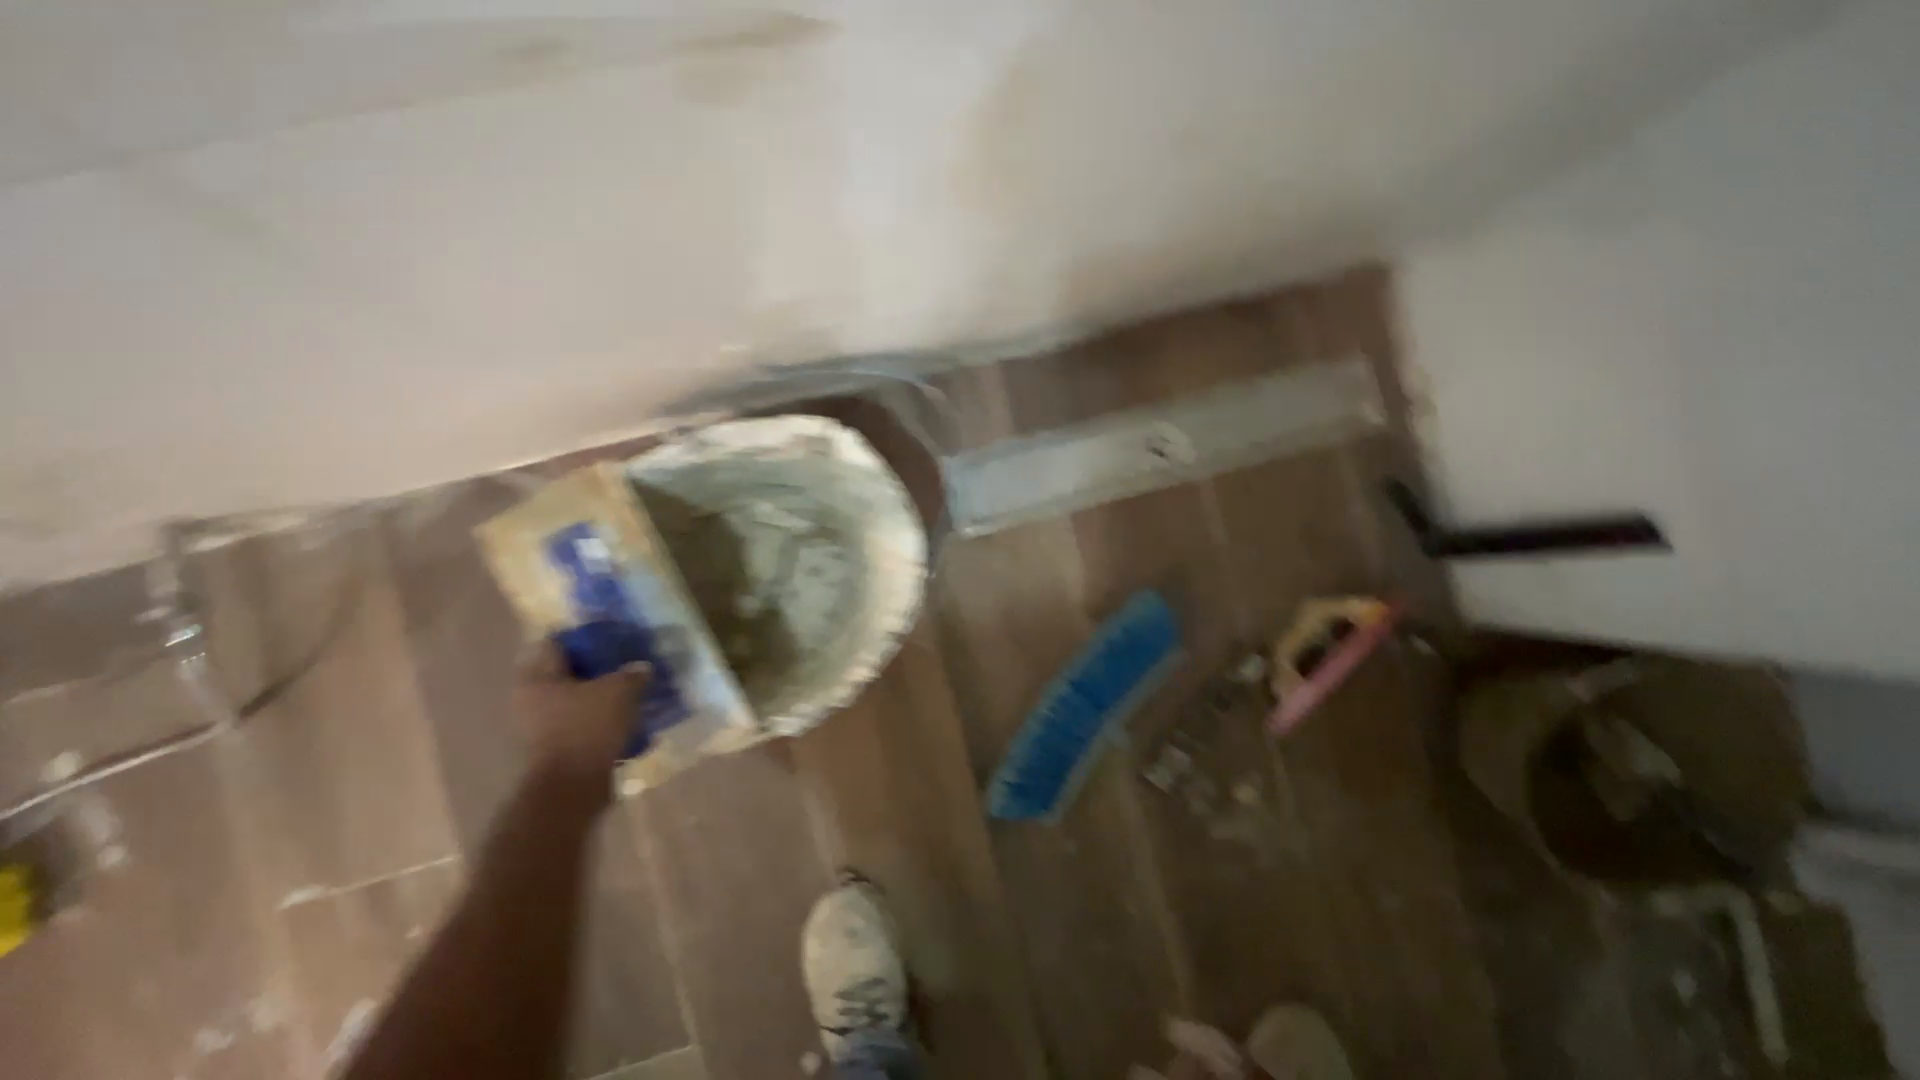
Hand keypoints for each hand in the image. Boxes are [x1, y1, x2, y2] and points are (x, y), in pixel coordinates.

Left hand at [513, 641, 648, 782]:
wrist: (571, 788)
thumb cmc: (588, 728)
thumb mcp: (620, 692)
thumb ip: (632, 674)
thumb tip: (642, 668)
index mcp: (538, 677)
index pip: (557, 643)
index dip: (586, 639)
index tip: (611, 640)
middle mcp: (530, 698)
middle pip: (566, 674)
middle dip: (596, 671)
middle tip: (624, 667)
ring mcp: (539, 727)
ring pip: (574, 701)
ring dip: (598, 698)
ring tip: (630, 695)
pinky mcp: (554, 750)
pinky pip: (579, 725)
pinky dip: (599, 722)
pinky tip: (624, 722)